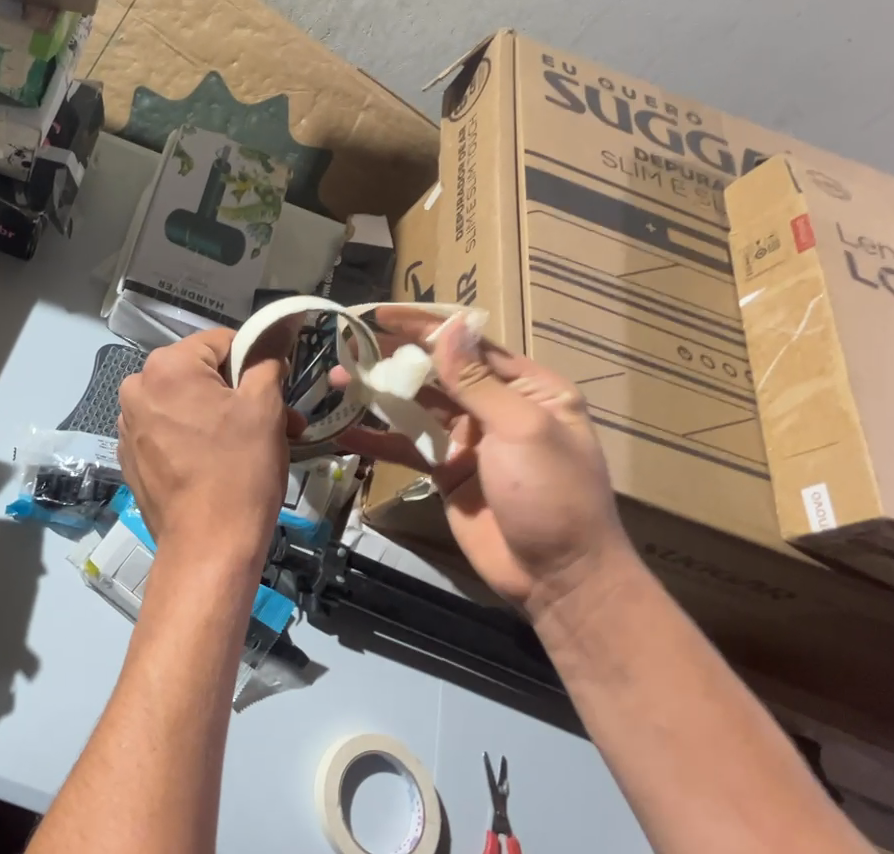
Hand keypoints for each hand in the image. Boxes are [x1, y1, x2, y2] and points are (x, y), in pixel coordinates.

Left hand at [117, 330, 295, 574]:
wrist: (207, 546)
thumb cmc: (239, 471)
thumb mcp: (264, 408)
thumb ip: (266, 360)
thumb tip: (277, 328)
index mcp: (166, 366)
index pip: (221, 341)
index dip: (255, 361)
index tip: (277, 391)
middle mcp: (136, 387)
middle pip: (200, 373)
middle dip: (238, 393)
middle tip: (275, 422)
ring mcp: (128, 424)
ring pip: (185, 403)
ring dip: (218, 416)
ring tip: (252, 446)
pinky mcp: (130, 456)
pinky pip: (168, 431)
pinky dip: (193, 438)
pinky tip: (217, 464)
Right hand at [336, 310, 632, 617]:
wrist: (558, 577)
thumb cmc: (553, 495)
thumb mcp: (520, 430)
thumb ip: (477, 379)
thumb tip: (450, 325)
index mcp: (528, 388)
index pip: (469, 344)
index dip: (424, 328)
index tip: (380, 316)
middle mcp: (496, 406)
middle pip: (436, 372)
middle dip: (392, 359)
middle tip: (345, 349)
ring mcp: (469, 439)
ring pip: (415, 406)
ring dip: (376, 394)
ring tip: (335, 382)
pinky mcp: (446, 469)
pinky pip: (405, 446)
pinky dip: (375, 440)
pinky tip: (342, 432)